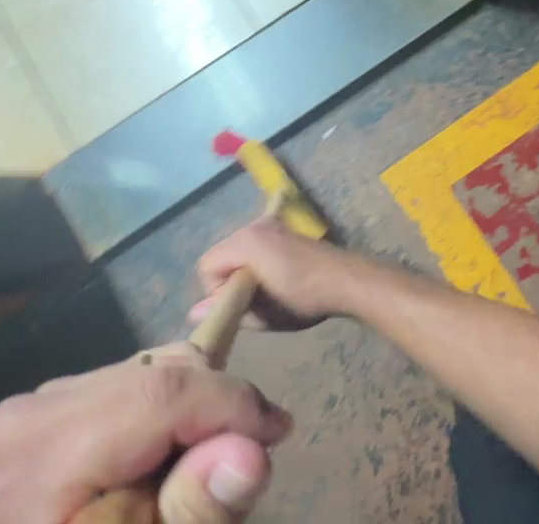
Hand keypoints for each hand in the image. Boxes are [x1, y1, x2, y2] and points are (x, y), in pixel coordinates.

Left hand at [0, 343, 292, 523]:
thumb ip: (196, 514)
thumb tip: (249, 452)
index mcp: (40, 466)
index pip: (158, 396)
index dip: (229, 404)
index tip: (280, 431)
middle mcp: (29, 420)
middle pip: (156, 375)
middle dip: (213, 410)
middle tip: (234, 469)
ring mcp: (33, 411)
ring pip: (148, 370)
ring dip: (190, 412)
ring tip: (193, 474)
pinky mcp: (45, 410)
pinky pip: (130, 382)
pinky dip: (164, 412)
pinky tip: (162, 463)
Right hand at [190, 215, 366, 331]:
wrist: (346, 279)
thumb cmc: (303, 298)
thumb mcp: (263, 314)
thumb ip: (225, 310)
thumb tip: (192, 314)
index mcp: (245, 242)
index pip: (207, 265)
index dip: (215, 290)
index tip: (238, 306)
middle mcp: (254, 225)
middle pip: (222, 255)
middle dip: (230, 281)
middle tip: (252, 303)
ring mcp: (271, 224)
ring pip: (238, 251)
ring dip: (244, 272)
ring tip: (266, 293)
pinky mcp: (284, 229)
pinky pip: (255, 246)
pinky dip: (257, 263)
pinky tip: (277, 279)